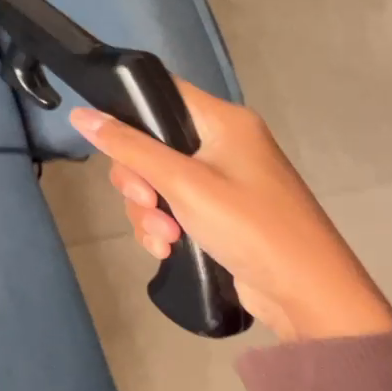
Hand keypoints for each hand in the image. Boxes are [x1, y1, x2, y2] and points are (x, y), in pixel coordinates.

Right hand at [69, 81, 391, 342]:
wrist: (311, 300)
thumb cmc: (253, 228)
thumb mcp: (182, 184)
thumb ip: (128, 147)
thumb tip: (81, 114)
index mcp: (224, 123)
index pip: (160, 90)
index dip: (126, 106)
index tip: (106, 137)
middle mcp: (220, 145)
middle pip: (145, 141)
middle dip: (136, 179)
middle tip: (146, 201)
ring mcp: (219, 179)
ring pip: (150, 177)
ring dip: (146, 209)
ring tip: (163, 236)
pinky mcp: (215, 210)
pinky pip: (166, 204)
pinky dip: (159, 224)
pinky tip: (166, 246)